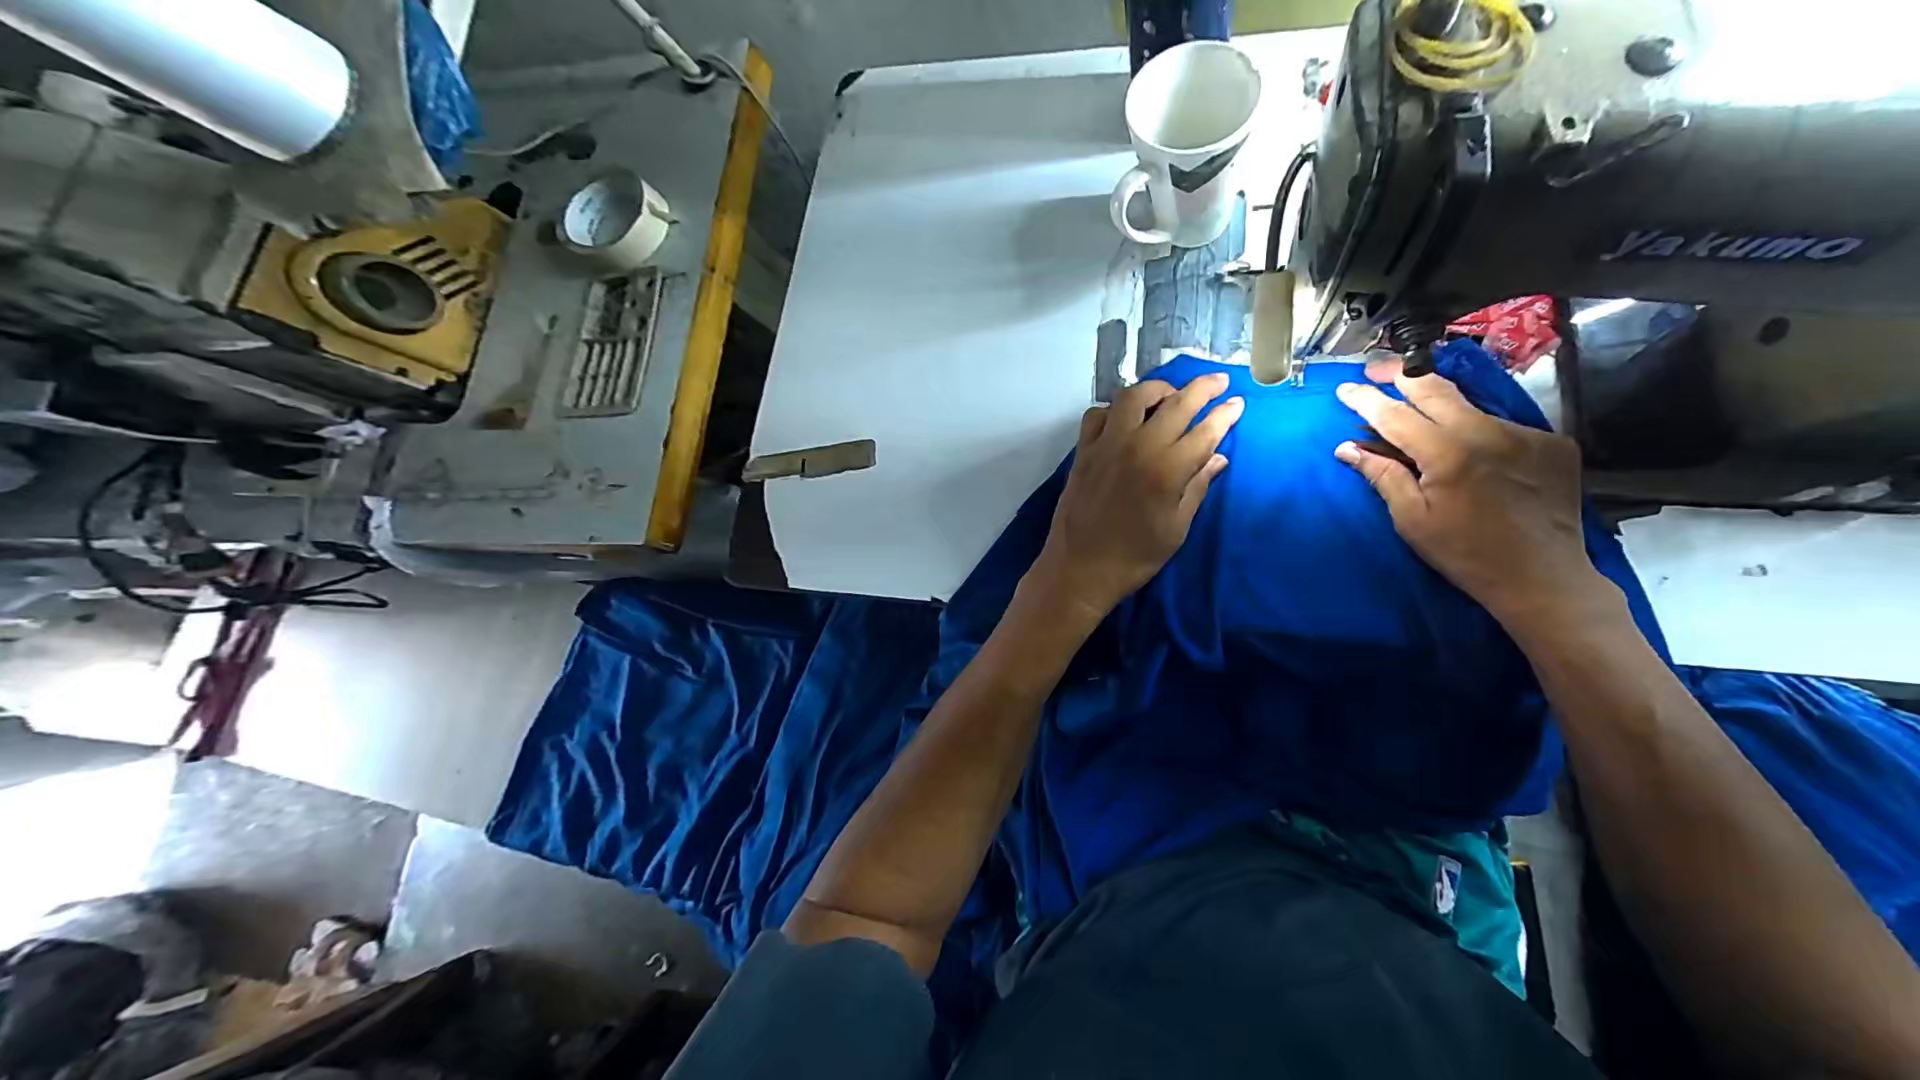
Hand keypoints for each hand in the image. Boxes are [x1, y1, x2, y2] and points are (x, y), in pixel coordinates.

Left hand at [1031, 374, 1242, 619]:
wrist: (1079, 569)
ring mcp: (1106, 445)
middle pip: (1175, 404)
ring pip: (1133, 397)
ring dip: (1157, 389)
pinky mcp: (1083, 451)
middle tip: (1218, 381)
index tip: (1238, 402)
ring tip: (1171, 394)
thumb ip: (1197, 487)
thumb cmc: (1134, 557)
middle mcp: (1137, 447)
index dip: (1225, 415)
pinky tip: (1126, 417)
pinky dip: (1115, 409)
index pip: (1204, 431)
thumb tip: (1218, 458)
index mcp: (1167, 470)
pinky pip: (1098, 414)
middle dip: (1202, 389)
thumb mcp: (1176, 528)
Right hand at [1331, 357, 1613, 627]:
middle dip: (1402, 375)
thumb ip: (1382, 476)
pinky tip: (1467, 445)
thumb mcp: (1411, 519)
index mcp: (1448, 454)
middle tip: (1376, 369)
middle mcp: (1489, 433)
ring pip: (1470, 406)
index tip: (1345, 389)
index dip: (1366, 400)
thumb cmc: (1464, 553)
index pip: (1396, 415)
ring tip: (1415, 405)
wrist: (1542, 577)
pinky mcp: (1552, 443)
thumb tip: (1348, 447)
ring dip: (1438, 404)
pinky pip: (1501, 425)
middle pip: (1436, 390)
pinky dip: (1475, 428)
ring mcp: (1526, 434)